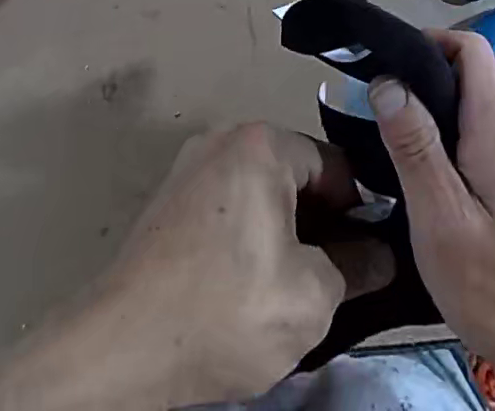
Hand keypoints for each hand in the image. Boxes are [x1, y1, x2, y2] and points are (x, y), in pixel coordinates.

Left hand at [0, 124, 392, 410]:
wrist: (112, 356)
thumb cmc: (223, 313)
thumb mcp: (310, 298)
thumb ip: (357, 267)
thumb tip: (382, 255)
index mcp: (263, 143)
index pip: (337, 166)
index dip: (359, 212)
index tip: (365, 255)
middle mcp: (225, 138)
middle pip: (298, 174)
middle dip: (322, 221)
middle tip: (332, 273)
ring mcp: (190, 166)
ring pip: (264, 190)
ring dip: (286, 229)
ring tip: (290, 282)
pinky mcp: (167, 198)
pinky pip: (231, 203)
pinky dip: (250, 233)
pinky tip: (247, 280)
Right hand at [370, 30, 494, 410]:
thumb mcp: (441, 217)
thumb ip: (415, 146)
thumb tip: (389, 82)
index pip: (472, 48)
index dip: (430, 41)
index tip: (388, 63)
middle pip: (472, 75)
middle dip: (424, 77)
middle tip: (378, 105)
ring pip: (474, 107)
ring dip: (434, 110)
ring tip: (392, 138)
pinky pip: (481, 137)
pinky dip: (449, 137)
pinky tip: (424, 173)